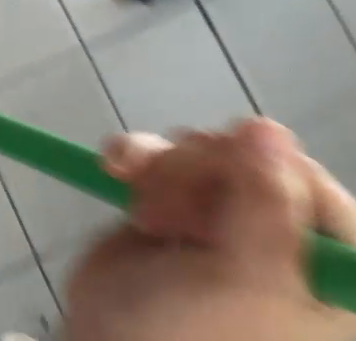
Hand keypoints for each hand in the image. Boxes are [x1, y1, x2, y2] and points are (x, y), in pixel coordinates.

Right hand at [67, 117, 355, 340]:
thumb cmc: (194, 331)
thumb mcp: (244, 279)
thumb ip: (266, 208)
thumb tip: (265, 128)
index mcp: (334, 269)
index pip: (317, 189)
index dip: (264, 171)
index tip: (220, 177)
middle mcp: (288, 240)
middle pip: (253, 162)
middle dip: (198, 167)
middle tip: (166, 204)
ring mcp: (225, 220)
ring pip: (202, 154)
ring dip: (160, 162)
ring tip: (136, 195)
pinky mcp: (172, 205)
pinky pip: (159, 157)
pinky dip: (134, 155)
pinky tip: (115, 169)